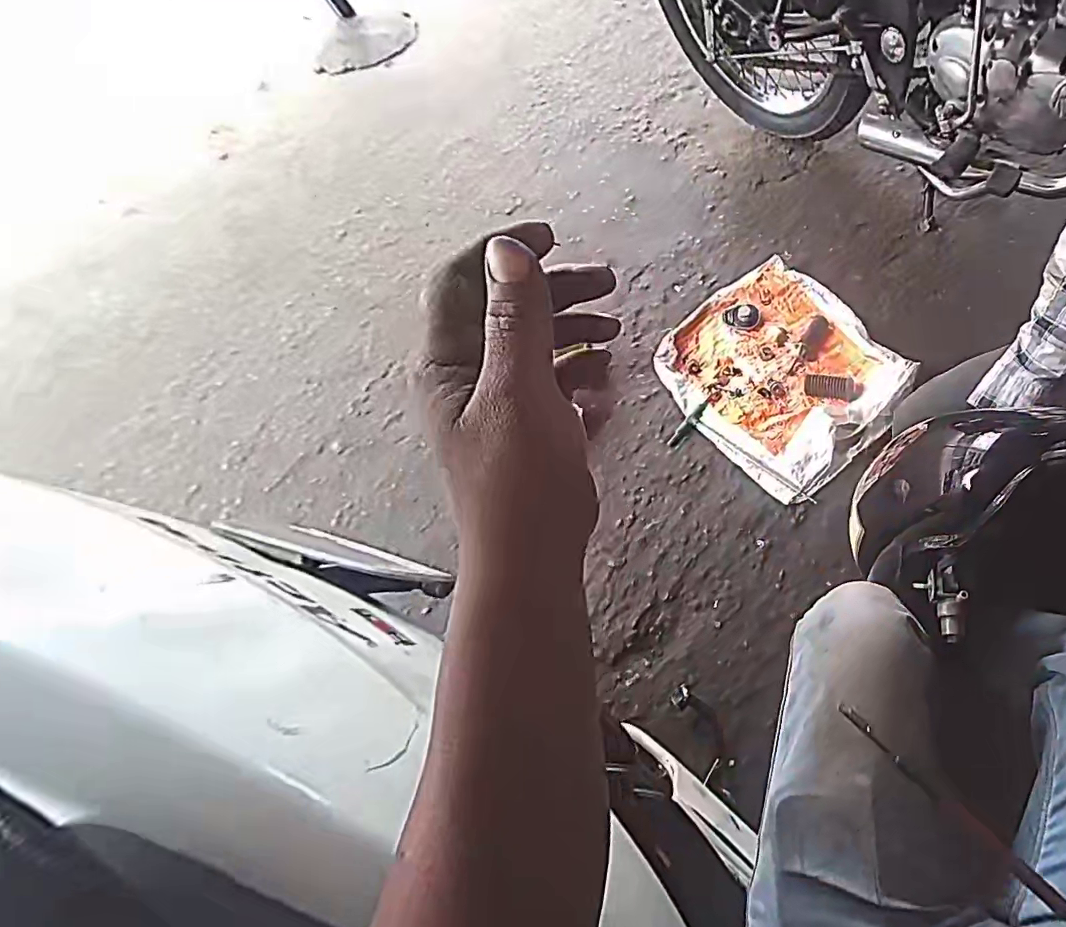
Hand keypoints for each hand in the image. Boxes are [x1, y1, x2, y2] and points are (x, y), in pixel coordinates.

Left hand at [415, 222, 619, 563]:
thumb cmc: (519, 477)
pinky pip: (559, 390)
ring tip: (615, 335)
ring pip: (541, 352)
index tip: (551, 236)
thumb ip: (518, 322)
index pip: (466, 284)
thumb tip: (510, 251)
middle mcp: (472, 378)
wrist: (534, 551)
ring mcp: (506, 407)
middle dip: (557, 294)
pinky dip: (583, 382)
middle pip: (511, 315)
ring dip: (577, 337)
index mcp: (450, 363)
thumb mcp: (519, 392)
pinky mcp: (538, 432)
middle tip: (607, 284)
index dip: (504, 253)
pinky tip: (604, 393)